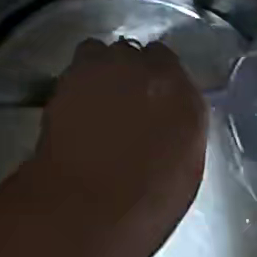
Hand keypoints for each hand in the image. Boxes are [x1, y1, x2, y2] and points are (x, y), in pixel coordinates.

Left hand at [22, 39, 206, 256]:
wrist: (87, 204)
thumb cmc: (144, 203)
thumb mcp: (183, 165)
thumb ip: (178, 125)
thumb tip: (164, 114)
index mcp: (184, 96)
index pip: (170, 65)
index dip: (157, 80)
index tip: (151, 97)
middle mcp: (147, 70)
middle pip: (136, 54)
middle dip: (129, 72)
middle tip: (122, 101)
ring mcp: (107, 66)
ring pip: (105, 52)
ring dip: (102, 69)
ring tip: (96, 98)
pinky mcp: (72, 71)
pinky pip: (80, 63)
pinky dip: (80, 77)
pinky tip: (76, 102)